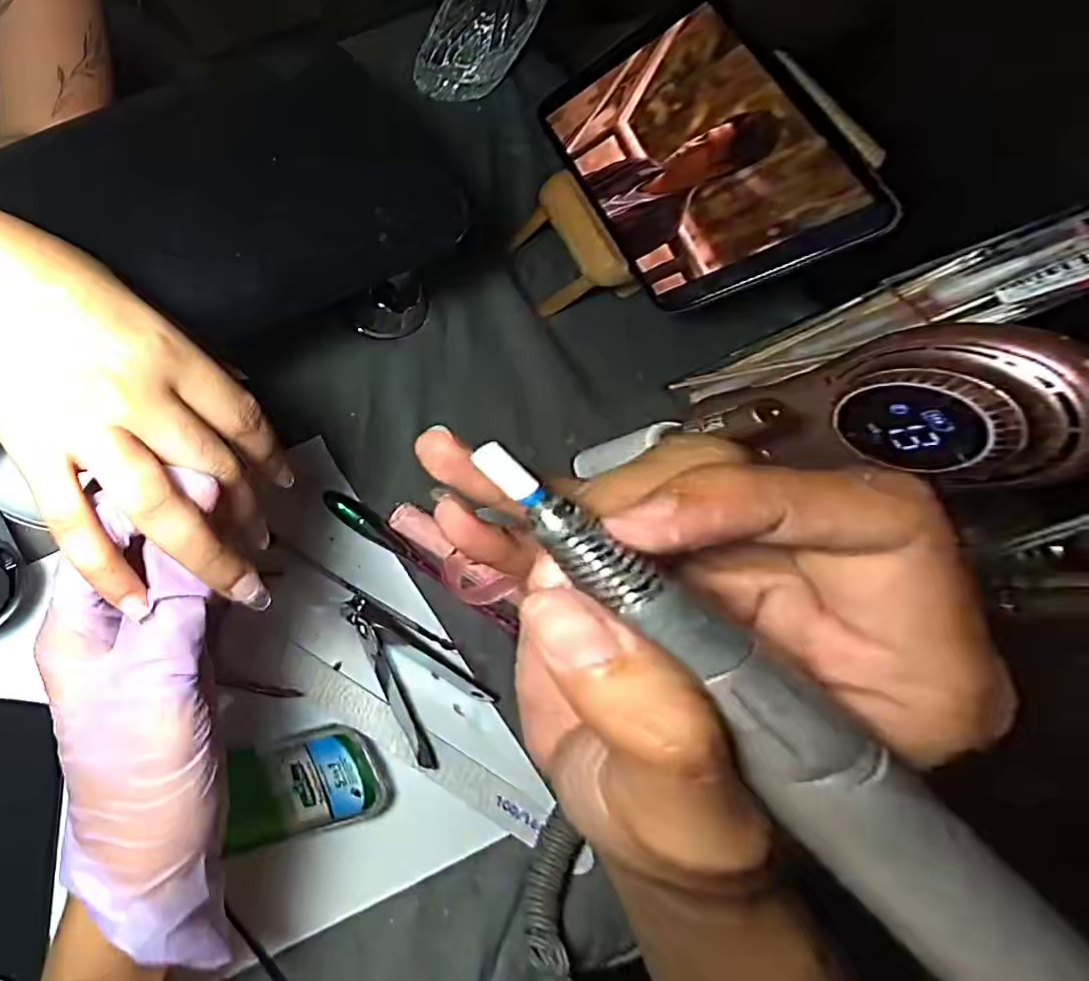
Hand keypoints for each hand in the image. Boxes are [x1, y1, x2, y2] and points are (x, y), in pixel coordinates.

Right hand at [0, 215, 288, 619]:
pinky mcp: (34, 455)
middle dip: (249, 515)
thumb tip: (219, 385)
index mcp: (164, 350)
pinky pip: (77, 526)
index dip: (269, 457)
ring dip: (209, 554)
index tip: (281, 481)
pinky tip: (136, 598)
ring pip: (163, 509)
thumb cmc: (39, 272)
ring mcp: (84, 430)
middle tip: (262, 542)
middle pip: (214, 470)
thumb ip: (177, 352)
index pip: (239, 418)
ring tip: (236, 585)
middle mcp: (135, 395)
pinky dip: (108, 571)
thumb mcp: (131, 301)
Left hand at [35, 468, 230, 968]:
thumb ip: (177, 595)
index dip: (147, 496)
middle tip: (228, 489)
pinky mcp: (177, 652)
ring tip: (243, 518)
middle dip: (183, 512)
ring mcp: (144, 634)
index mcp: (75, 620)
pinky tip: (243, 562)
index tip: (191, 470)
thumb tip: (195, 521)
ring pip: (173, 565)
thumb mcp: (155, 679)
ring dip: (209, 543)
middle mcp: (105, 619)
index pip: (103, 532)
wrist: (160, 855)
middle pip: (140, 542)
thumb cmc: (135, 787)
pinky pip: (198, 598)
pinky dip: (223, 579)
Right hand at [399, 427, 1015, 893]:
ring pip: (608, 496)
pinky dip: (490, 521)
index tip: (629, 531)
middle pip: (705, 488)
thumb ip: (655, 734)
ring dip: (519, 492)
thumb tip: (569, 614)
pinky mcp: (607, 571)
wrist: (629, 825)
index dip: (740, 503)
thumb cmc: (690, 841)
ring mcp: (685, 568)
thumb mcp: (689, 820)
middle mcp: (783, 585)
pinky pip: (548, 529)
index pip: (857, 521)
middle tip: (531, 526)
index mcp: (875, 649)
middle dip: (600, 503)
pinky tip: (444, 515)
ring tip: (453, 478)